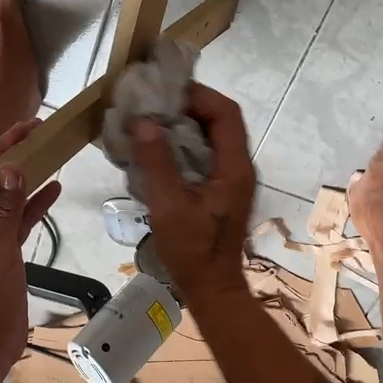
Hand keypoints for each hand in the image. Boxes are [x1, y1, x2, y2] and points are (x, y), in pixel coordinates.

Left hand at [0, 120, 61, 372]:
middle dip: (13, 153)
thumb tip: (11, 168)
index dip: (0, 147)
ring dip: (26, 174)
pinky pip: (19, 220)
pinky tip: (54, 188)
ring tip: (48, 151)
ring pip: (7, 196)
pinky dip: (35, 204)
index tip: (25, 128)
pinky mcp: (3, 252)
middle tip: (39, 130)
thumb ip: (3, 212)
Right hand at [130, 84, 255, 301]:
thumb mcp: (169, 205)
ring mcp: (231, 177)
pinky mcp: (220, 188)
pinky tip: (157, 148)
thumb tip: (143, 121)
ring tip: (151, 120)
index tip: (166, 92)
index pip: (225, 113)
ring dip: (184, 123)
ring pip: (211, 135)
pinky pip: (204, 152)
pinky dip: (183, 142)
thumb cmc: (193, 250)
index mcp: (234, 167)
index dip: (199, 95)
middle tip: (154, 102)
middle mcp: (239, 166)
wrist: (212, 289)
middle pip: (220, 120)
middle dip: (188, 105)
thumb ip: (157, 161)